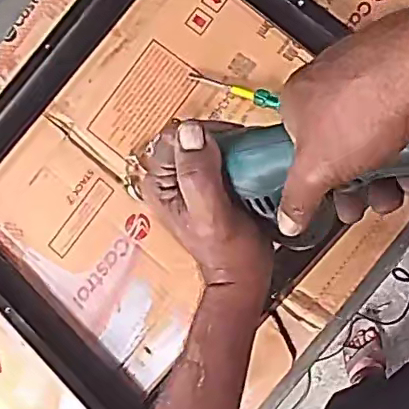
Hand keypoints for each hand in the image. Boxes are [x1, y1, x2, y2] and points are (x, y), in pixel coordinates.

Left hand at [141, 120, 273, 295]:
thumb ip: (198, 175)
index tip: (232, 148)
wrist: (244, 276)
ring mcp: (189, 181)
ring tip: (250, 164)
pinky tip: (249, 170)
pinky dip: (236, 157)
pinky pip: (220, 157)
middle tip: (245, 156)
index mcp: (159, 184)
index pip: (176, 135)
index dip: (206, 135)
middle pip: (192, 135)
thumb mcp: (212, 214)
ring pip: (208, 143)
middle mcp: (169, 179)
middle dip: (220, 139)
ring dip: (231, 147)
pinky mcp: (209, 185)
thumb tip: (190, 132)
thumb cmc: (229, 253)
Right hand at [275, 10, 408, 235]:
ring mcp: (369, 83)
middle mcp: (330, 86)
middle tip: (365, 203)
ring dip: (386, 177)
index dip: (313, 180)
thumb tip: (287, 220)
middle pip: (339, 151)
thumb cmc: (367, 102)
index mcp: (297, 100)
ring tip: (395, 192)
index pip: (296, 149)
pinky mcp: (405, 87)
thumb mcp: (317, 169)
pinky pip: (402, 130)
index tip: (326, 201)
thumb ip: (298, 198)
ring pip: (374, 143)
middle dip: (356, 186)